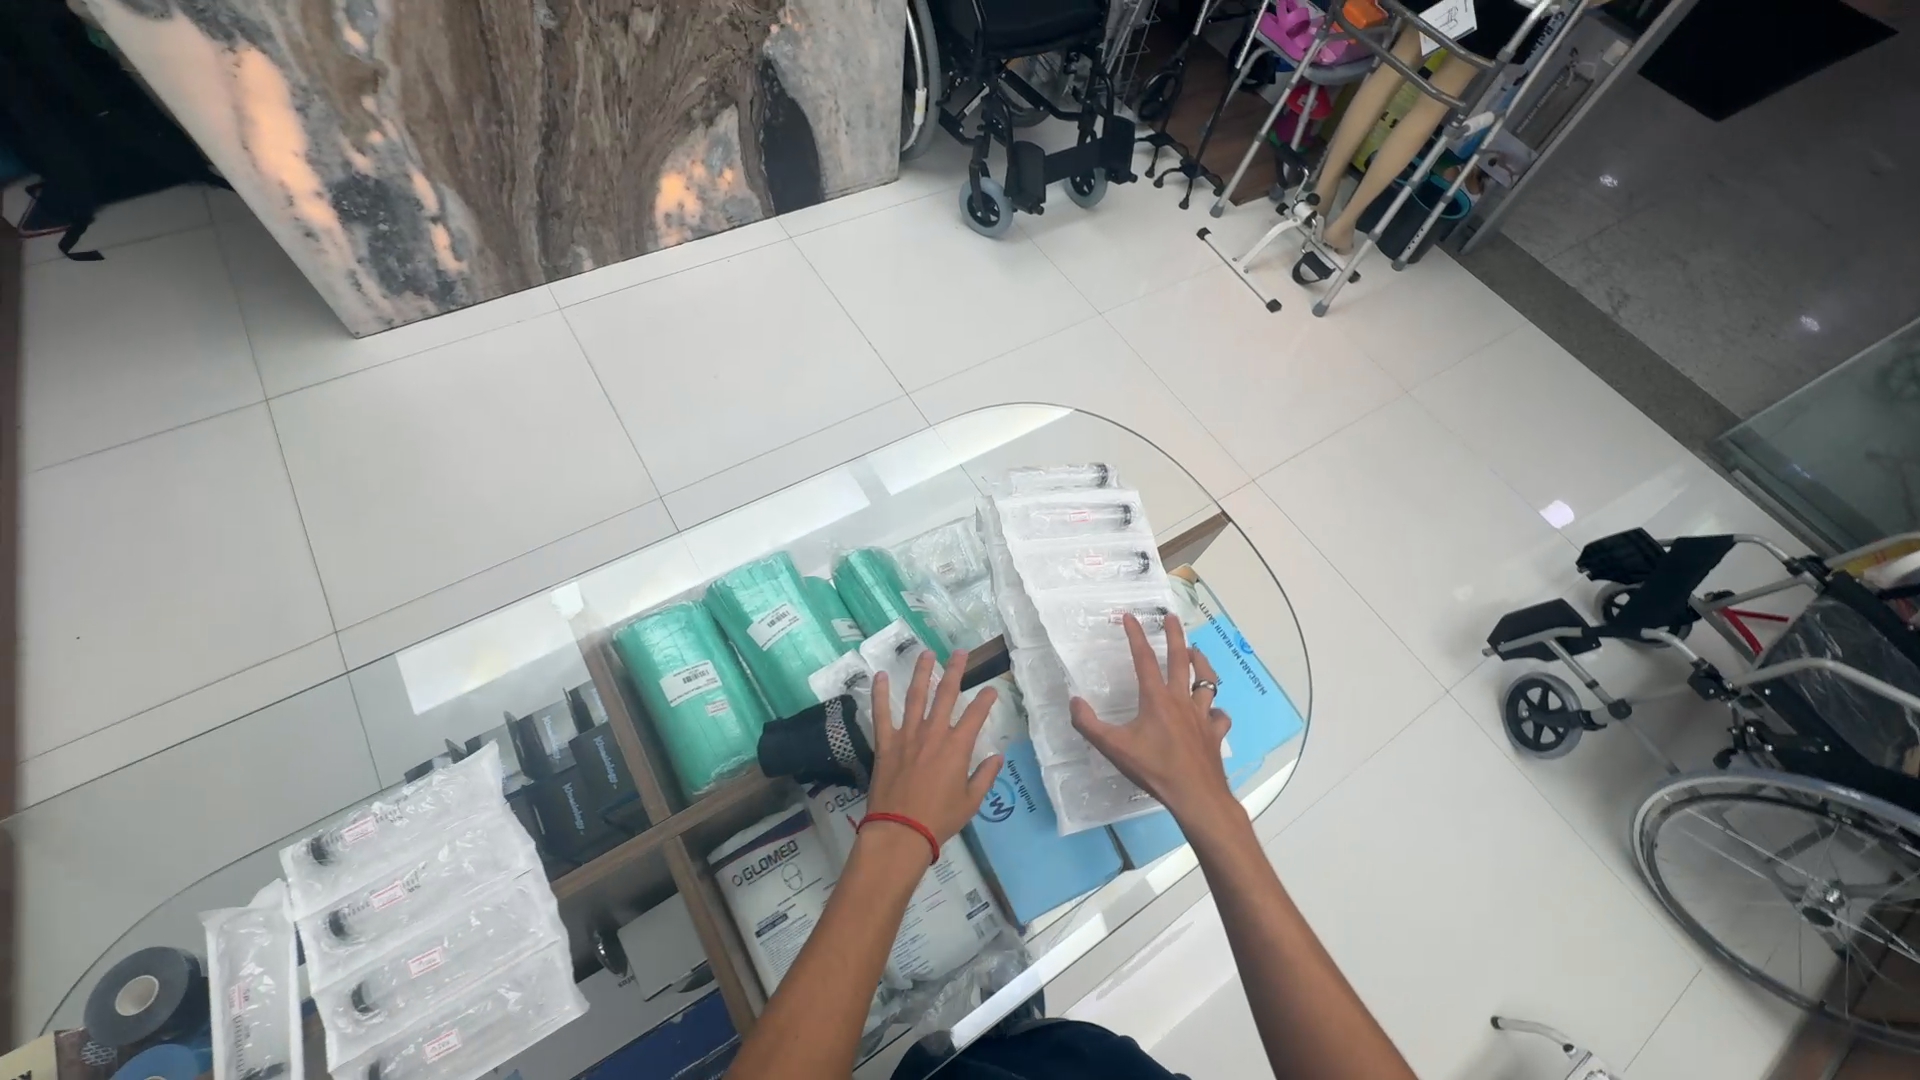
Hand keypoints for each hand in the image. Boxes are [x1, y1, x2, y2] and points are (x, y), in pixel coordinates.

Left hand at [868, 650, 1003, 846]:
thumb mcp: (971, 802)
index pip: (976, 715)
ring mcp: (907, 735)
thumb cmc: (939, 819)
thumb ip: (985, 776)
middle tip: (960, 652)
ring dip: (921, 672)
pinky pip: (881, 713)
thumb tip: (998, 757)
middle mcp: (933, 733)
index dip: (986, 699)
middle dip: (955, 670)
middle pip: (946, 694)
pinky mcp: (886, 743)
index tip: (991, 689)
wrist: (900, 831)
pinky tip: (878, 675)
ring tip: (926, 653)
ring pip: (915, 696)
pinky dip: (879, 694)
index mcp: (957, 747)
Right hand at [1071, 613, 1235, 827]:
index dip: (1135, 636)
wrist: (1196, 795)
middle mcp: (1181, 700)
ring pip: (1207, 681)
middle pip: (1180, 659)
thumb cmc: (1154, 769)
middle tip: (1171, 617)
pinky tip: (1213, 712)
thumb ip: (1089, 724)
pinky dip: (1216, 710)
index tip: (1130, 617)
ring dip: (1202, 664)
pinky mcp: (1215, 733)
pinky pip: (1219, 716)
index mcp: (1156, 699)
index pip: (1144, 659)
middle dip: (1175, 635)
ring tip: (1197, 653)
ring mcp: (1202, 715)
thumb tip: (1074, 701)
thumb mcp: (1113, 747)